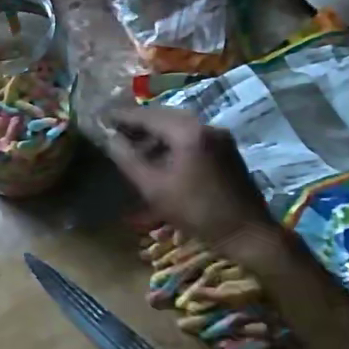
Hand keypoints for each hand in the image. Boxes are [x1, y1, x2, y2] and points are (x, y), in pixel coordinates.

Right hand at [107, 108, 276, 250]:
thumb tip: (109, 138)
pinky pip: (192, 136)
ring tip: (133, 147)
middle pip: (164, 116)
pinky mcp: (226, 149)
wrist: (248, 233)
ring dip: (155, 133)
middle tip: (114, 131)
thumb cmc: (197, 212)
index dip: (121, 117)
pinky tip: (160, 157)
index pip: (147, 115)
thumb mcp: (155, 189)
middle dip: (138, 123)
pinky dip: (172, 141)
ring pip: (179, 126)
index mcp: (188, 131)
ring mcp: (219, 136)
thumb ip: (128, 160)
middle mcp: (205, 125)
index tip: (101, 118)